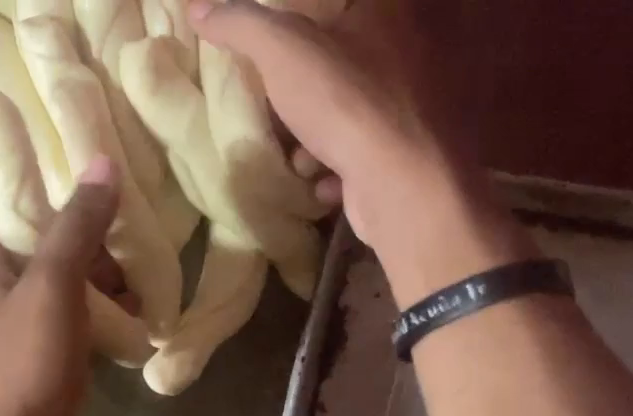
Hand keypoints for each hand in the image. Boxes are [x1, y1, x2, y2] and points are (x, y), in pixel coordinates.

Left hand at [0, 159, 120, 415]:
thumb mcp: (54, 286)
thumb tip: (98, 162)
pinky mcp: (20, 367)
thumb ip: (76, 225)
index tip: (97, 189)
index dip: (50, 196)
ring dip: (92, 285)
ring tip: (137, 284)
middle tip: (129, 243)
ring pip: (49, 291)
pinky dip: (86, 320)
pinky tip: (126, 323)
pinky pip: (55, 327)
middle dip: (83, 245)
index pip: (7, 211)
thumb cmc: (28, 366)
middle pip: (33, 250)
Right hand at [190, 0, 534, 301]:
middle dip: (312, 91)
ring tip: (305, 156)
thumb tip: (198, 7)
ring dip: (323, 135)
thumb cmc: (348, 103)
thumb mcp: (284, 53)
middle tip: (288, 113)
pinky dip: (347, 163)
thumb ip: (243, 25)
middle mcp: (428, 38)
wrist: (403, 181)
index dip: (298, 44)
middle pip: (348, 59)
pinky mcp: (429, 139)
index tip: (279, 66)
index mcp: (396, 7)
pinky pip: (376, 143)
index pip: (337, 13)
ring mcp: (435, 91)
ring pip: (360, 105)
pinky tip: (331, 178)